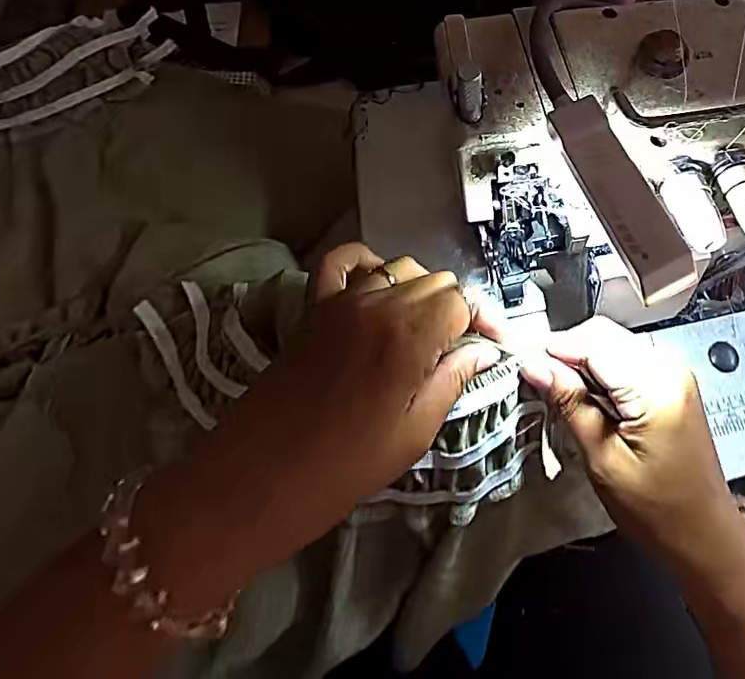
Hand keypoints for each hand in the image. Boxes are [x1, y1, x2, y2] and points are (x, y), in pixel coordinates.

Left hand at [206, 244, 496, 538]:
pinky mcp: (314, 307)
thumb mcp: (414, 433)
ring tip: (420, 328)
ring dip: (419, 291)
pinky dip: (366, 263)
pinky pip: (342, 261)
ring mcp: (343, 301)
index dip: (483, 322)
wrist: (253, 483)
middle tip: (456, 348)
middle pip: (437, 281)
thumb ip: (453, 380)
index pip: (464, 302)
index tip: (490, 346)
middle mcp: (380, 304)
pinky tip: (376, 286)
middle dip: (455, 309)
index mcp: (410, 335)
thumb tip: (482, 352)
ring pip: (401, 267)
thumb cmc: (342, 468)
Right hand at [517, 317, 743, 574]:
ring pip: (616, 341)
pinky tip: (589, 395)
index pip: (595, 344)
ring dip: (585, 357)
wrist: (704, 534)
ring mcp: (674, 372)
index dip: (555, 348)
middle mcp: (669, 369)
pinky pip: (630, 356)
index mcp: (656, 388)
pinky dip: (604, 367)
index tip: (525, 360)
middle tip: (538, 376)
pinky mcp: (673, 381)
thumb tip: (538, 367)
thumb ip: (571, 405)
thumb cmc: (658, 510)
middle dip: (568, 349)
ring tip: (560, 390)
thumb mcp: (604, 460)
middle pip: (606, 334)